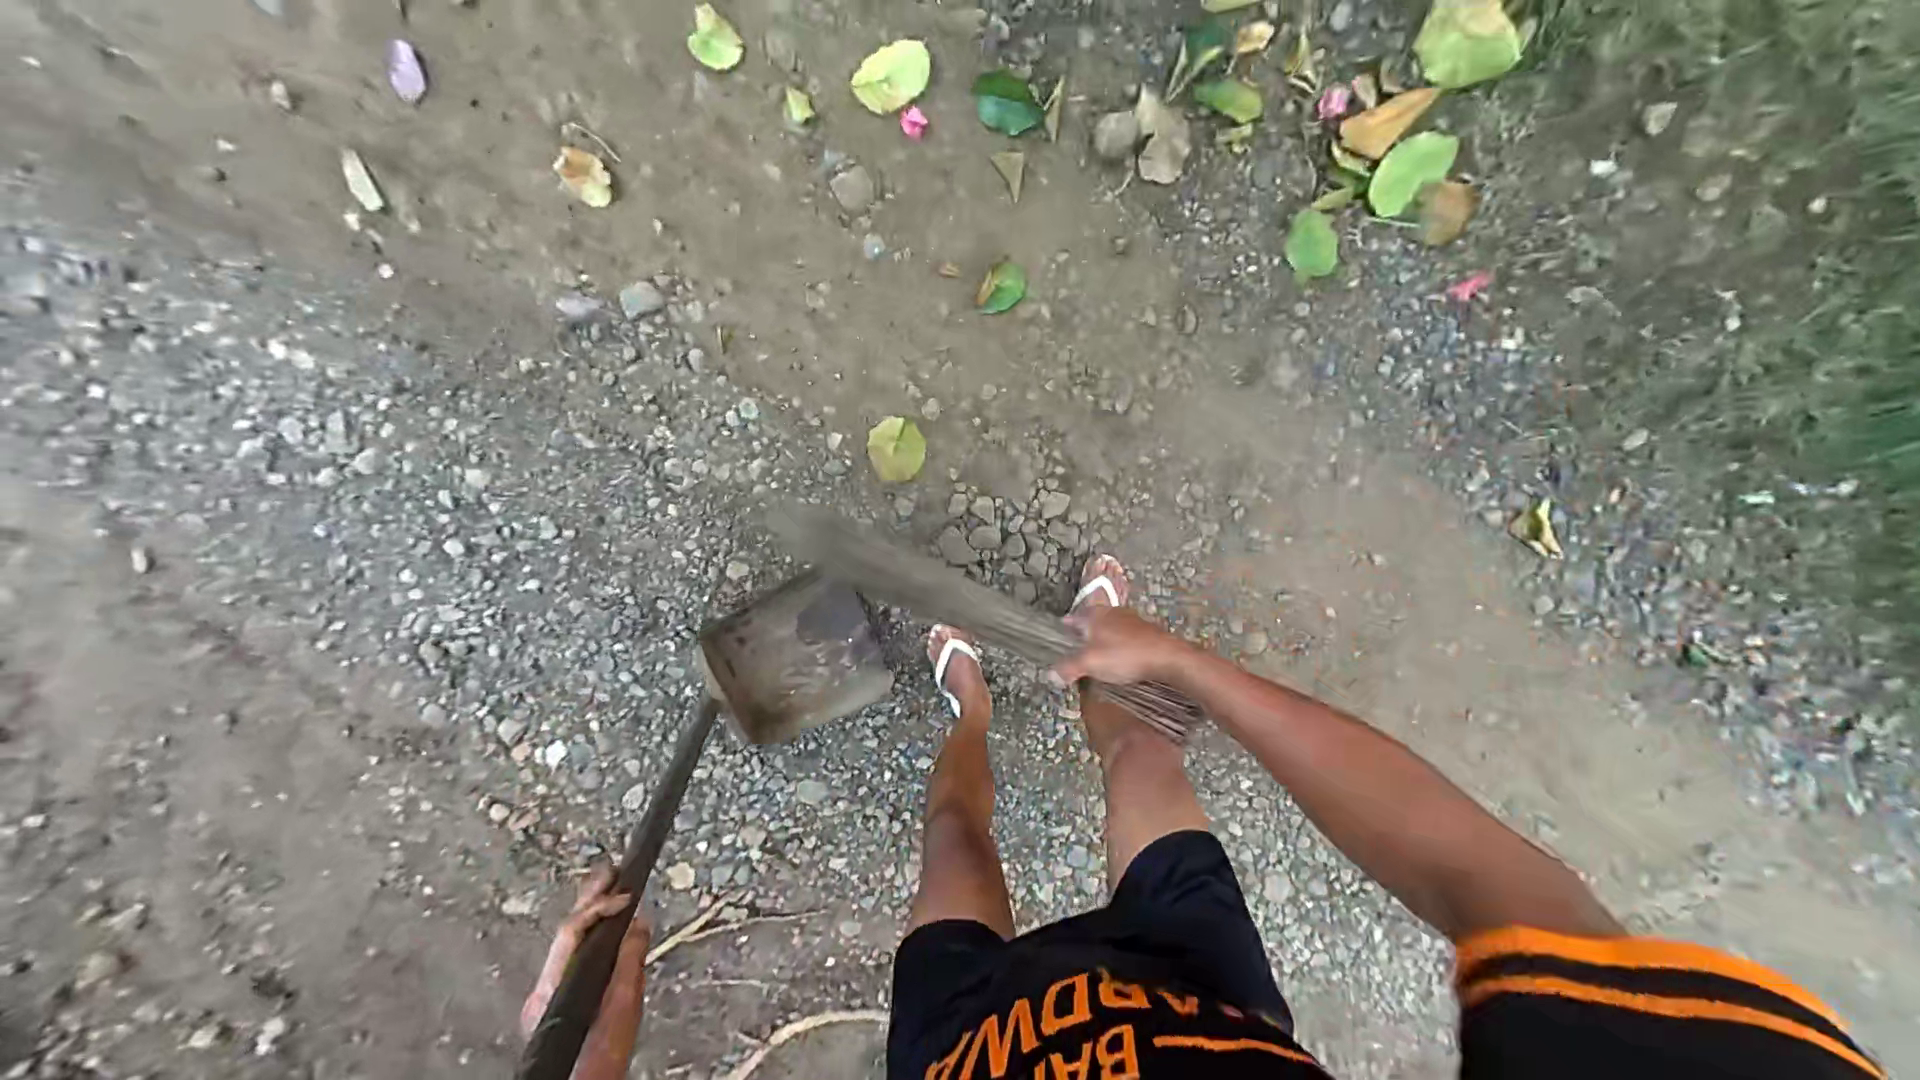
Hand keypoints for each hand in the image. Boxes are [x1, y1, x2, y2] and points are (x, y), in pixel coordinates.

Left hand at [520, 863, 651, 1079]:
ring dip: (592, 913)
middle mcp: (543, 987)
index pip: (572, 930)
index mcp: (554, 987)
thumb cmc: (602, 1057)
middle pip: (567, 931)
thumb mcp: (624, 1008)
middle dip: (591, 898)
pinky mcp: (555, 1000)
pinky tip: (609, 926)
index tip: (626, 894)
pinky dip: (593, 934)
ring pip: (569, 943)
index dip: (599, 906)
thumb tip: (639, 922)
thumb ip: (630, 961)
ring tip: (612, 886)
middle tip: (614, 870)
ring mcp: (546, 994)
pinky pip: (575, 956)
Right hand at [1053, 606, 1196, 686]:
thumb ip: (1067, 668)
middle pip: (1089, 623)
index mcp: (1093, 615)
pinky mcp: (1145, 630)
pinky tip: (1120, 661)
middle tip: (1076, 656)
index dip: (1061, 633)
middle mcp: (1110, 611)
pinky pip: (1124, 637)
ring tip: (1097, 661)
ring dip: (1101, 643)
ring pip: (1108, 630)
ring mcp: (1129, 619)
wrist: (1167, 657)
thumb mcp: (1089, 663)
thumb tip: (1049, 674)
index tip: (1057, 646)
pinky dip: (1118, 647)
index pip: (1070, 619)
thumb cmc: (1124, 655)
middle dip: (1082, 638)